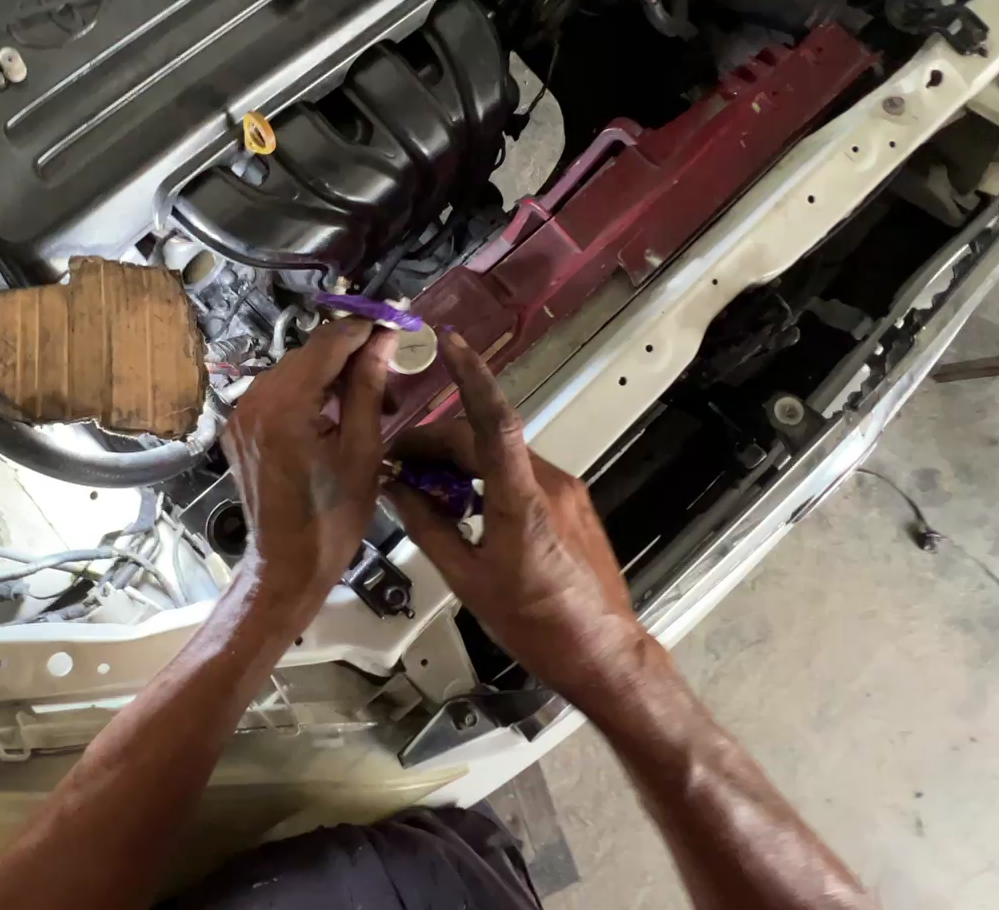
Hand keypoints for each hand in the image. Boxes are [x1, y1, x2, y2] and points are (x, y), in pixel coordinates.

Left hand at [221, 318, 395, 616]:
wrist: (288, 564)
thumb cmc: (334, 516)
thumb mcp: (362, 449)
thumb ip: (368, 386)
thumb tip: (383, 339)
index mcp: (284, 405)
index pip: (327, 343)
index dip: (362, 328)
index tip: (392, 321)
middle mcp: (253, 400)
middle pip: (308, 356)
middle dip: (349, 356)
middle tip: (389, 373)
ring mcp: (240, 414)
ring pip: (293, 372)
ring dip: (331, 376)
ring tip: (368, 400)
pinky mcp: (239, 429)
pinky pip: (277, 394)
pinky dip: (308, 394)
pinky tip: (335, 412)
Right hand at [384, 331, 645, 695]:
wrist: (603, 654)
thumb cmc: (532, 624)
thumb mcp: (467, 580)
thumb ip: (428, 527)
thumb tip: (395, 488)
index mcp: (521, 499)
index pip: (494, 422)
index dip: (471, 377)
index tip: (449, 344)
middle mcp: (549, 481)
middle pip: (484, 437)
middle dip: (436, 443)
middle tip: (397, 464)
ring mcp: (565, 489)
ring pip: (501, 453)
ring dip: (459, 459)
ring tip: (423, 485)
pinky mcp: (572, 502)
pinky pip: (519, 471)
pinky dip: (485, 474)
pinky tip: (462, 500)